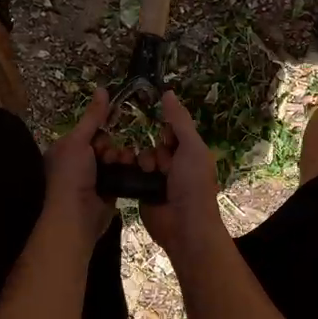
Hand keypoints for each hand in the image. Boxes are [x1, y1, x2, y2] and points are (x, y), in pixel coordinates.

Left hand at [44, 88, 116, 240]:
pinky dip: (126, 173)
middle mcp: (77, 166)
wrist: (75, 219)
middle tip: (110, 156)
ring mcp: (92, 181)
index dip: (98, 133)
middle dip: (111, 148)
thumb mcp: (78, 141)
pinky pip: (120, 177)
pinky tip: (131, 171)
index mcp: (65, 152)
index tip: (103, 137)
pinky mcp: (107, 195)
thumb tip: (102, 88)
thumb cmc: (70, 176)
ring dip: (121, 159)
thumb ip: (92, 116)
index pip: (88, 133)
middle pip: (103, 145)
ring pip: (114, 160)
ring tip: (122, 163)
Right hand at [126, 91, 223, 258]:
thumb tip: (167, 91)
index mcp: (189, 154)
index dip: (164, 129)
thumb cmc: (193, 183)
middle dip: (152, 152)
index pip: (172, 132)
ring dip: (141, 163)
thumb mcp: (191, 147)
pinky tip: (124, 172)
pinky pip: (132, 176)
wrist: (184, 227)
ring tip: (146, 174)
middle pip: (154, 145)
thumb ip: (179, 120)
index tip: (152, 124)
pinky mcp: (142, 194)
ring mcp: (157, 181)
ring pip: (141, 160)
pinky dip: (128, 173)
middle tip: (157, 165)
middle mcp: (173, 166)